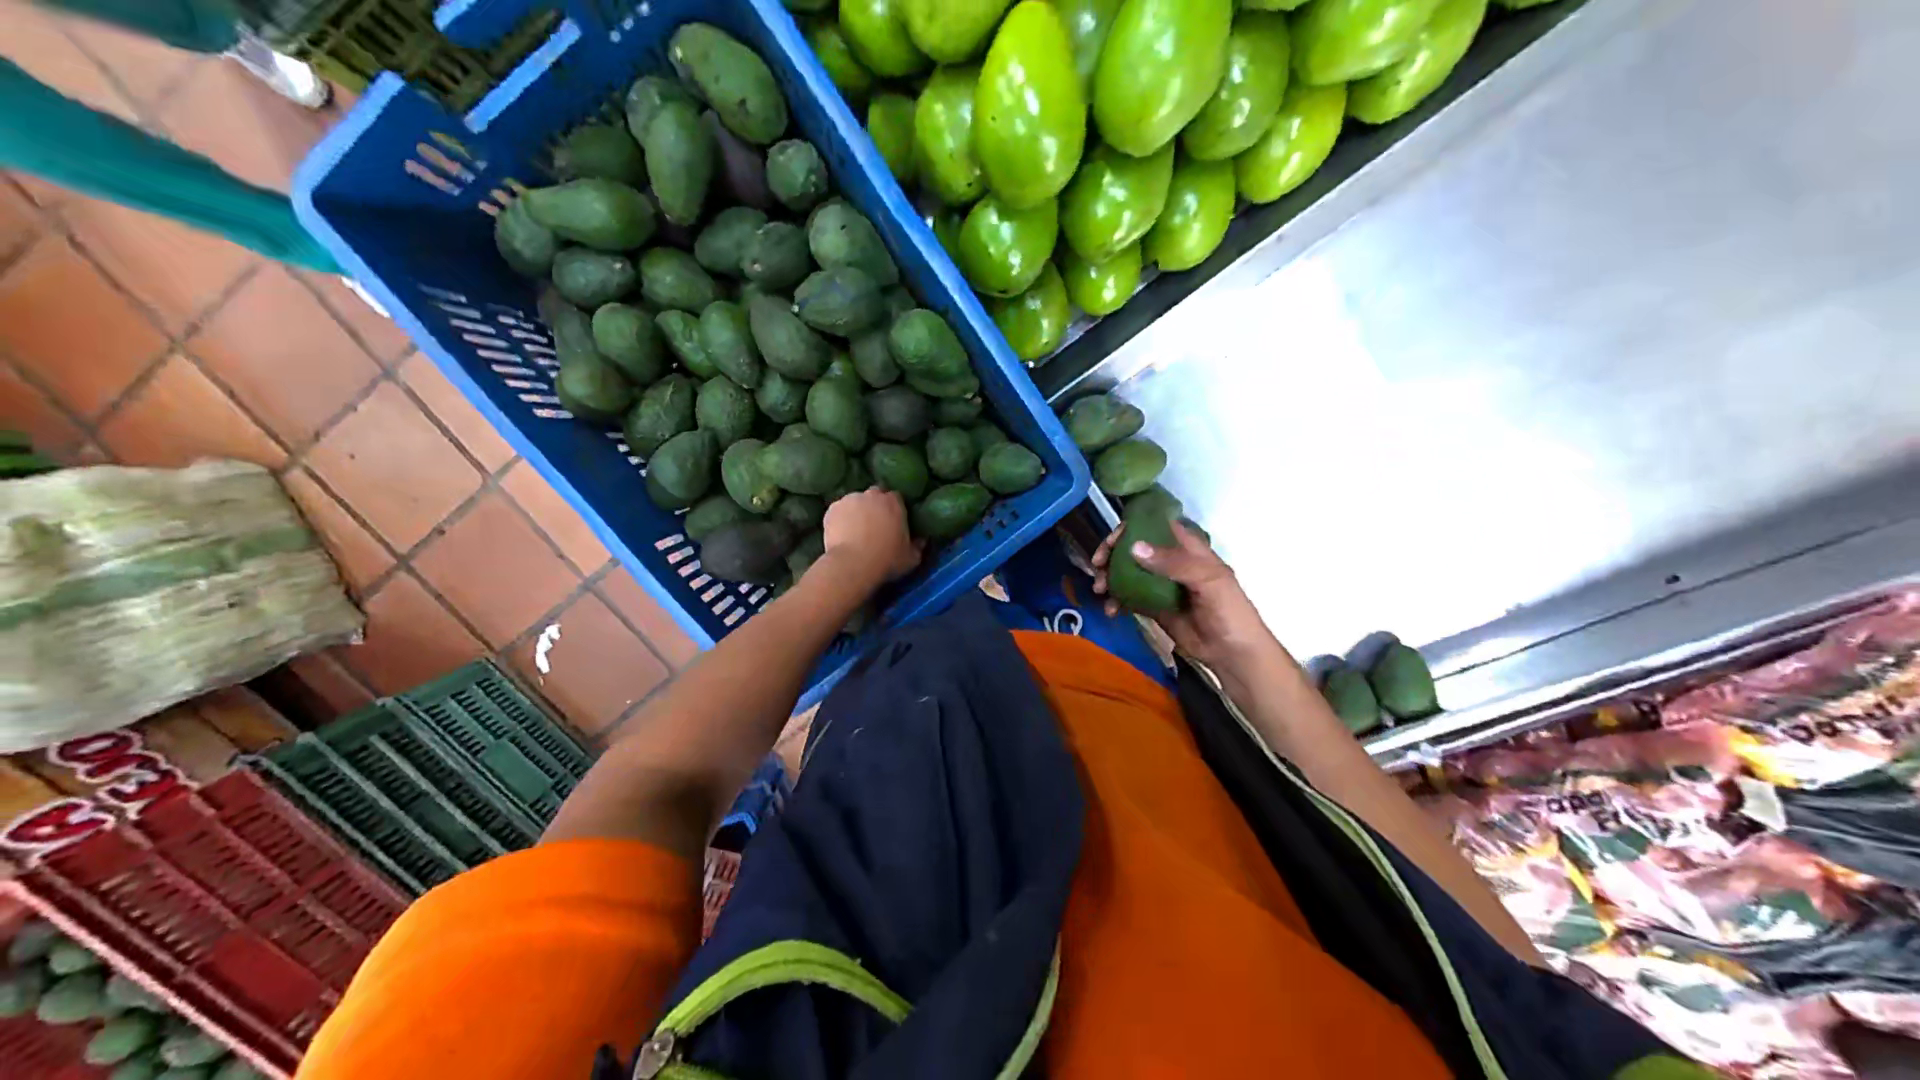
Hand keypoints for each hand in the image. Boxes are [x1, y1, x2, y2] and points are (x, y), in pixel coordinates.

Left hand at [820, 488, 920, 586]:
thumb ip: (918, 546)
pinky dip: (841, 518)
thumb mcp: (911, 558)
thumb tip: (922, 540)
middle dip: (875, 505)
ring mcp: (850, 499)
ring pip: (855, 501)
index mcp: (894, 502)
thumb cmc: (886, 560)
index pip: (896, 497)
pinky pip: (839, 511)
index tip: (893, 521)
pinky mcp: (832, 508)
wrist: (852, 564)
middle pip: (875, 495)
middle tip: (874, 524)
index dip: (894, 509)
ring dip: (857, 511)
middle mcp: (872, 494)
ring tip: (856, 530)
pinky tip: (841, 533)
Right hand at [1091, 520, 1279, 670]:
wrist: (1233, 653)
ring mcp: (1160, 585)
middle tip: (1098, 565)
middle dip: (1112, 553)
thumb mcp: (1207, 580)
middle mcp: (1170, 562)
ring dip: (1109, 577)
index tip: (1112, 540)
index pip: (1155, 526)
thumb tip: (1135, 548)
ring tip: (1099, 589)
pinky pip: (1128, 597)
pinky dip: (1115, 600)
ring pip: (1127, 572)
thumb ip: (1173, 562)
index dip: (1131, 528)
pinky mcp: (1153, 607)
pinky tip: (1110, 609)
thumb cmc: (1229, 610)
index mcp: (1188, 548)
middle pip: (1135, 548)